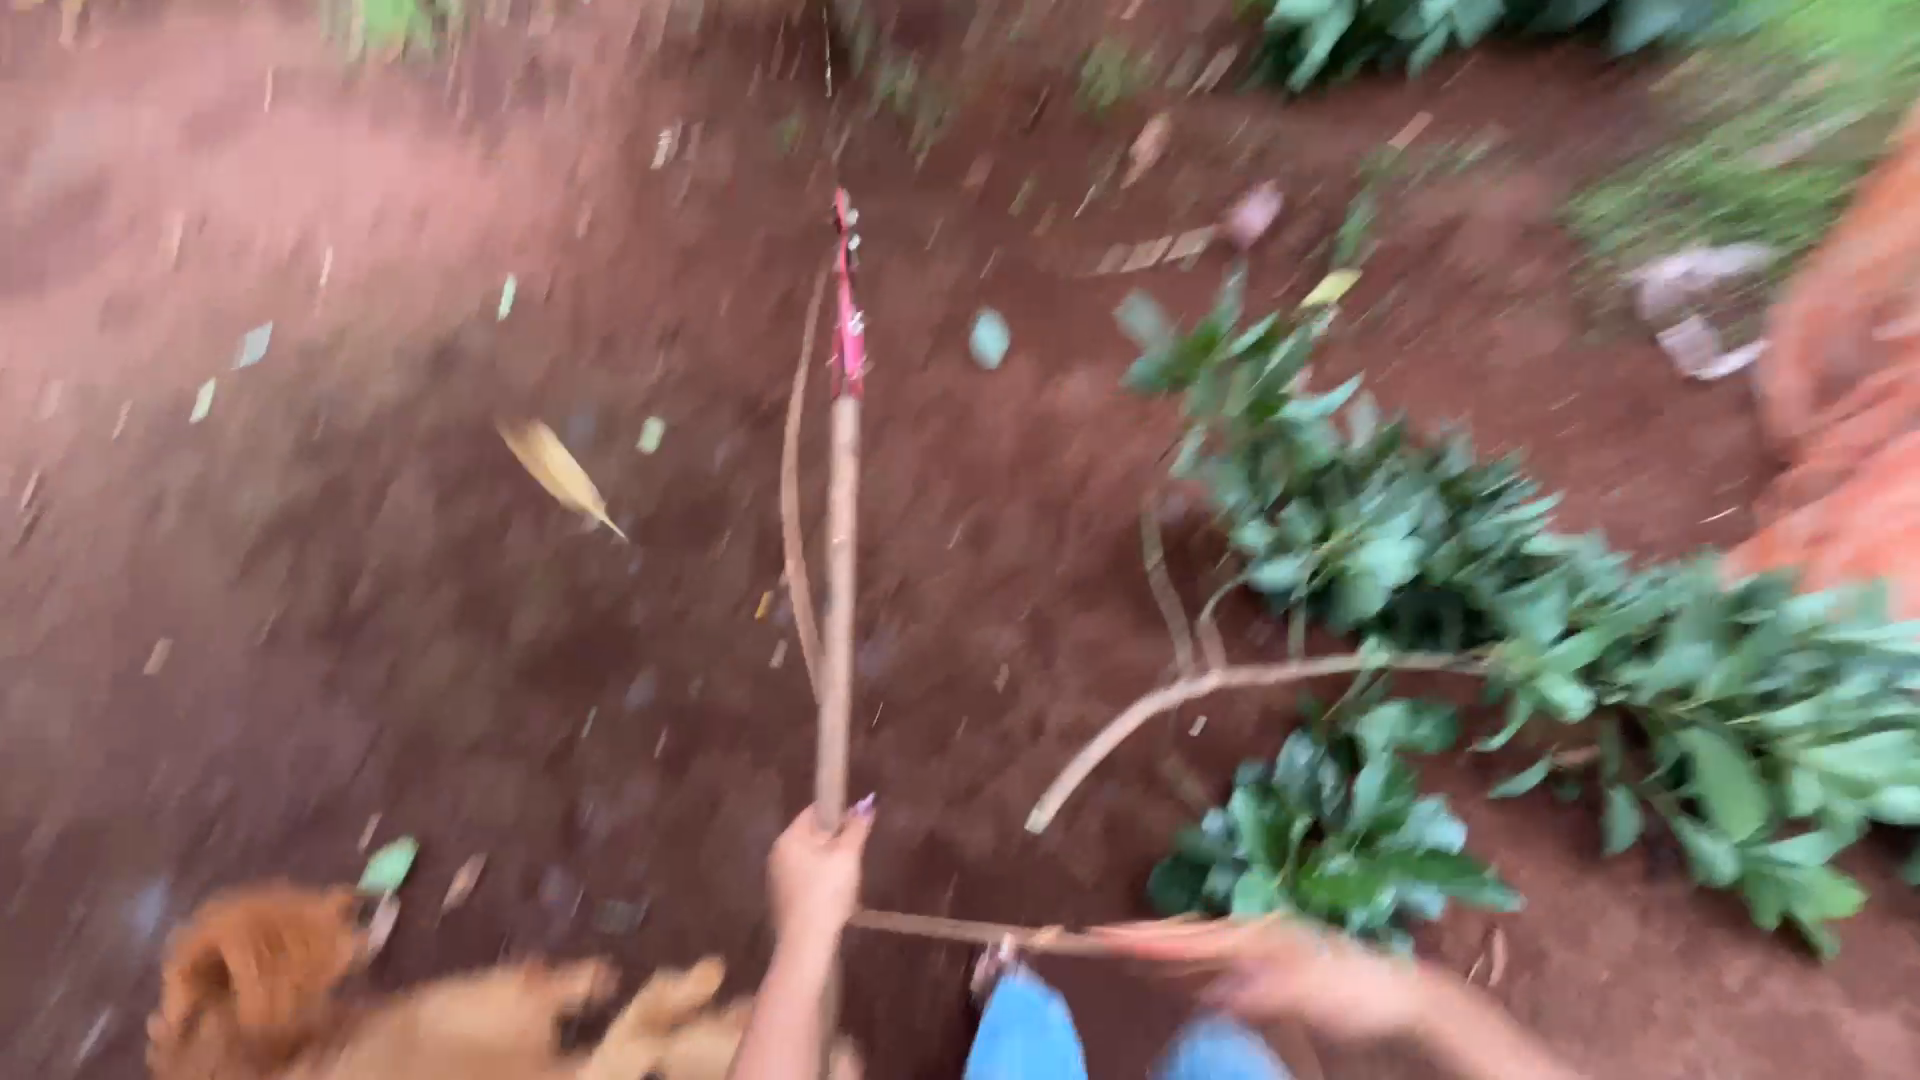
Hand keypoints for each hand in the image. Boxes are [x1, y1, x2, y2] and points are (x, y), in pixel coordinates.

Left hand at [768, 800, 873, 947]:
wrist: (807, 943)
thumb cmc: (826, 892)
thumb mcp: (847, 855)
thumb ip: (857, 827)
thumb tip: (868, 802)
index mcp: (789, 839)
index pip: (814, 811)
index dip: (837, 811)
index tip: (857, 821)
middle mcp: (777, 855)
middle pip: (812, 835)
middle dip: (836, 840)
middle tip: (856, 851)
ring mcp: (778, 879)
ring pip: (810, 858)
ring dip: (831, 861)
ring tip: (849, 875)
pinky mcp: (783, 899)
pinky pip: (806, 878)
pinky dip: (821, 879)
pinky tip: (836, 894)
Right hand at [1093, 917, 1447, 1043]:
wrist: (1398, 992)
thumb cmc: (1358, 989)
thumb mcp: (1317, 993)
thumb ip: (1268, 989)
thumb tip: (1217, 992)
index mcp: (1254, 938)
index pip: (1190, 937)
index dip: (1149, 937)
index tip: (1110, 933)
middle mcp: (1248, 938)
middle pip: (1186, 936)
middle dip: (1145, 936)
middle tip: (1103, 937)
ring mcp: (1256, 953)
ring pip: (1197, 949)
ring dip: (1162, 951)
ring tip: (1127, 951)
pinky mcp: (1265, 972)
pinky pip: (1215, 968)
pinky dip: (1188, 969)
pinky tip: (1177, 978)